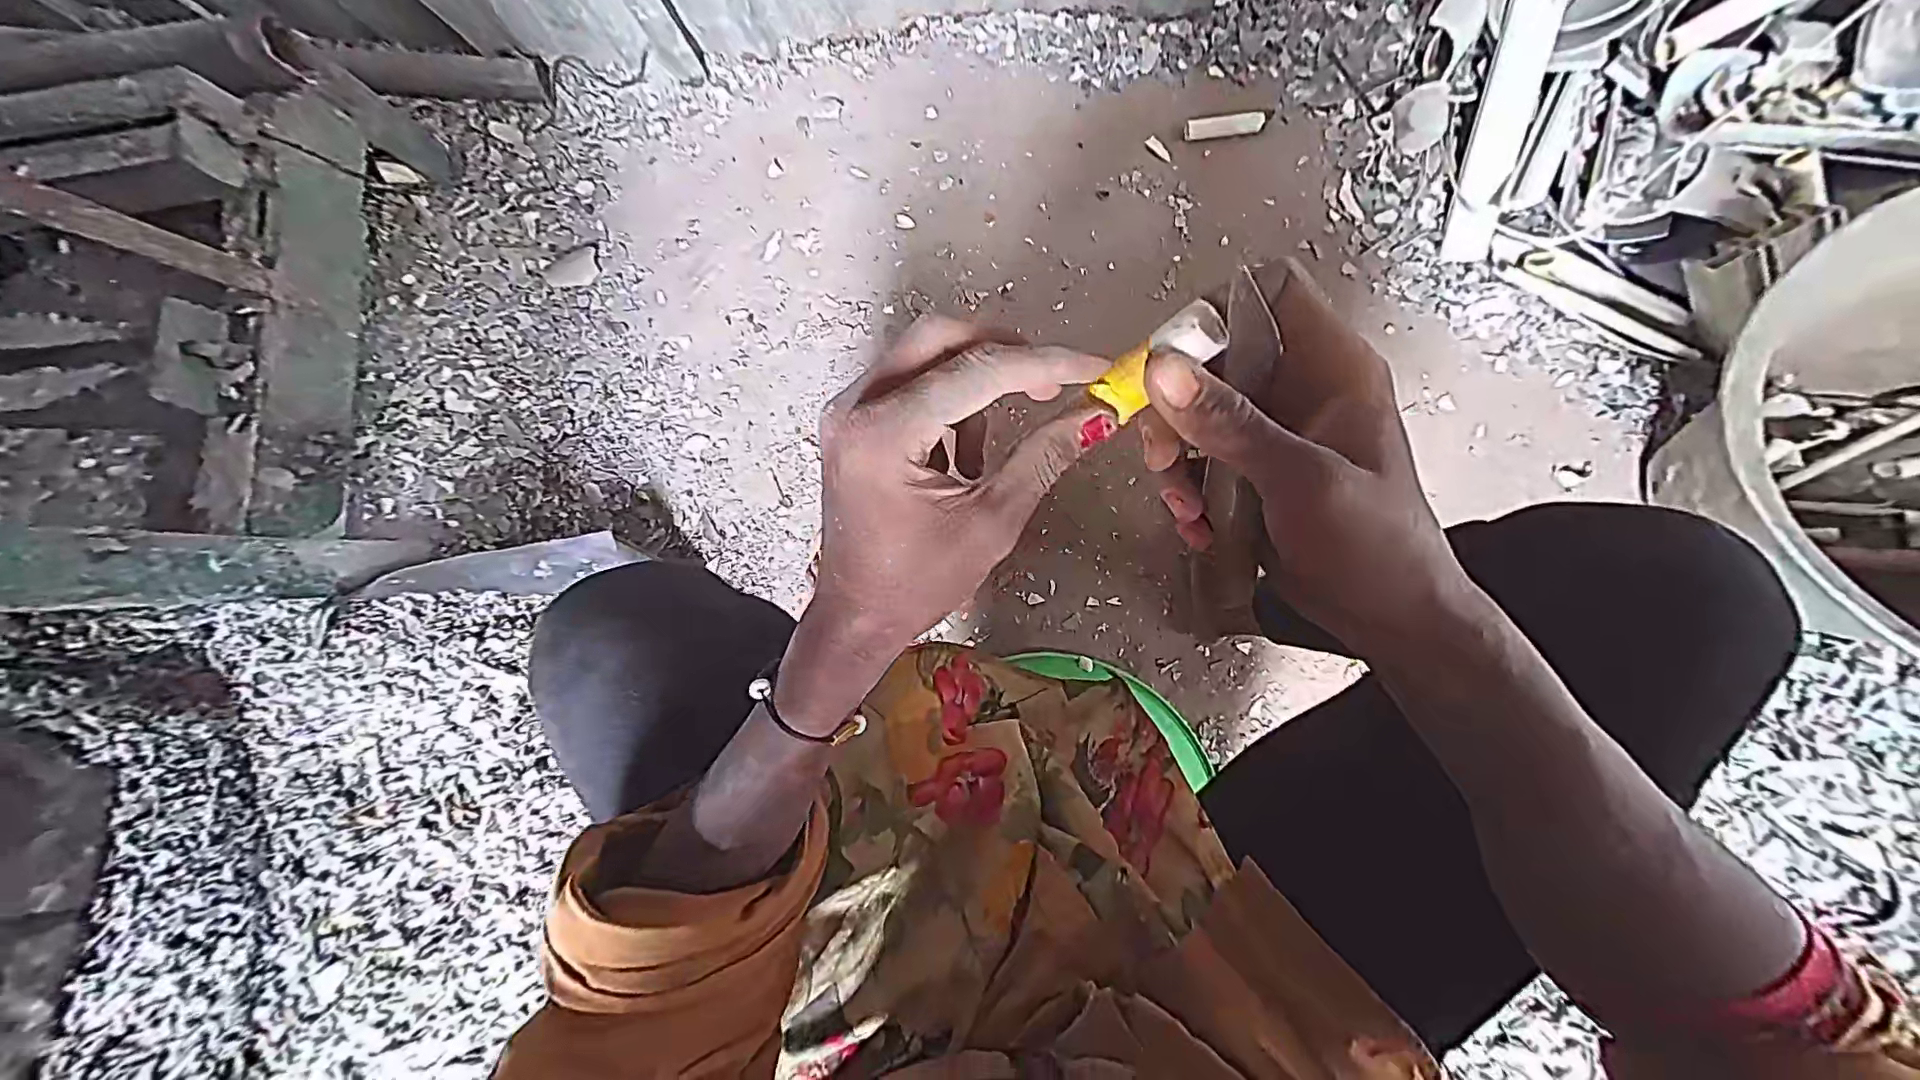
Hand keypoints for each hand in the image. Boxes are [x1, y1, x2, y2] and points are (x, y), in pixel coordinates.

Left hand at [777, 316, 1111, 732]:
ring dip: (973, 382)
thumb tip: (1095, 416)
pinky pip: (909, 383)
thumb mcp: (991, 521)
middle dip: (1004, 351)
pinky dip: (946, 402)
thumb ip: (1044, 457)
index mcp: (885, 435)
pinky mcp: (854, 423)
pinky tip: (959, 457)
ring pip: (924, 354)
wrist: (859, 614)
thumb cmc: (917, 583)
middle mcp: (856, 409)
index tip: (1093, 367)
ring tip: (985, 453)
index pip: (978, 370)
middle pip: (941, 335)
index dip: (1046, 362)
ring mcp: (848, 413)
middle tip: (1051, 384)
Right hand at [1140, 263, 1471, 657]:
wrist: (1386, 616)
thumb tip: (1162, 369)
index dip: (1213, 315)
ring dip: (1173, 456)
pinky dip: (1185, 485)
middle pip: (1212, 357)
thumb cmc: (1370, 546)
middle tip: (1162, 455)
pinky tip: (1195, 522)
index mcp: (1331, 368)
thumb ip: (1230, 423)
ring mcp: (1271, 428)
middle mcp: (1297, 387)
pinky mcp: (1251, 466)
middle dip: (1175, 408)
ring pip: (1194, 410)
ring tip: (1183, 504)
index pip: (1267, 292)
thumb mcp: (1300, 479)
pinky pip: (1198, 453)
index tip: (1171, 368)